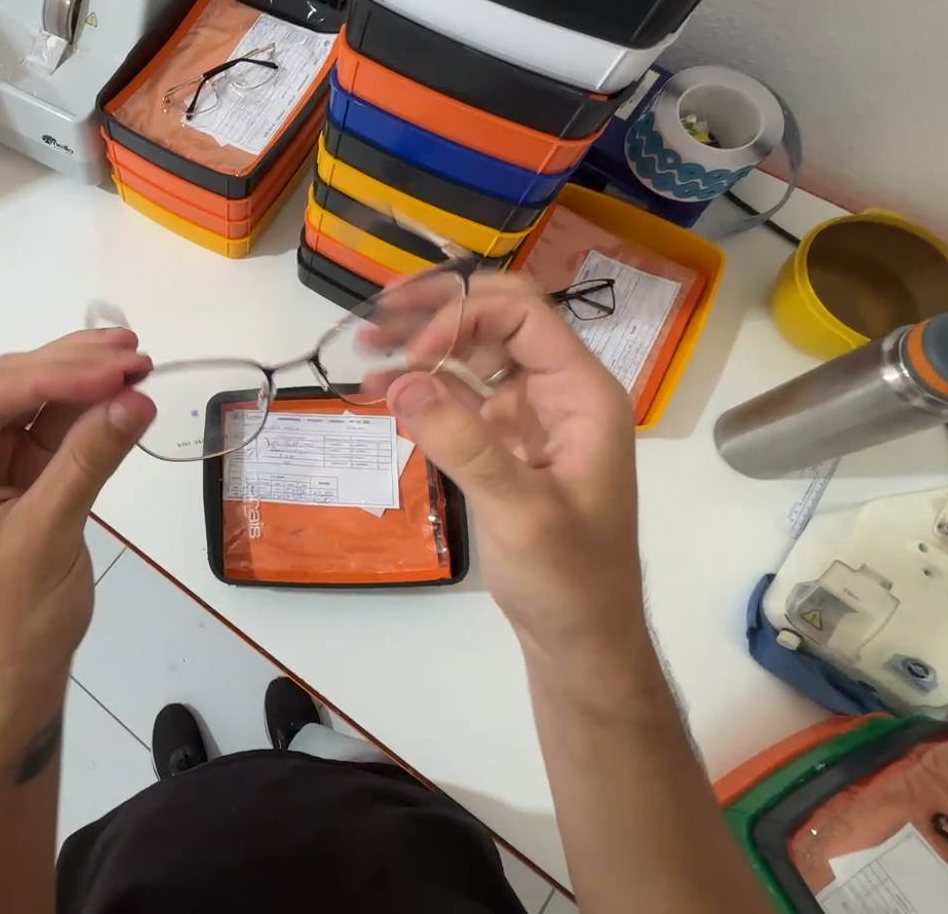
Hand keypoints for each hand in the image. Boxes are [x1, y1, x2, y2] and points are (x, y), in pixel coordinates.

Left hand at [0, 330, 156, 739]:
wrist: (18, 681)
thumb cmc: (15, 621)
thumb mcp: (48, 536)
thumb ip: (89, 460)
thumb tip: (138, 397)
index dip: (55, 374)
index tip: (117, 368)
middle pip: (10, 389)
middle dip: (73, 368)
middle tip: (134, 352)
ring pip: (34, 401)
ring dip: (85, 381)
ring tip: (136, 359)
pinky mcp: (18, 476)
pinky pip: (53, 430)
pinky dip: (89, 411)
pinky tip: (123, 392)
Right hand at [382, 273, 643, 657]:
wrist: (578, 636)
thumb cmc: (568, 577)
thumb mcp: (519, 510)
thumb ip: (463, 442)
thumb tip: (402, 381)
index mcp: (580, 394)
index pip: (521, 316)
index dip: (462, 316)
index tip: (413, 352)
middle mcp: (555, 391)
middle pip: (494, 320)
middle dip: (436, 310)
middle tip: (377, 312)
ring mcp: (525, 414)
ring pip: (470, 353)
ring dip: (420, 343)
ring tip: (366, 344)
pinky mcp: (499, 439)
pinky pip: (456, 396)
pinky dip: (419, 386)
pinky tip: (379, 388)